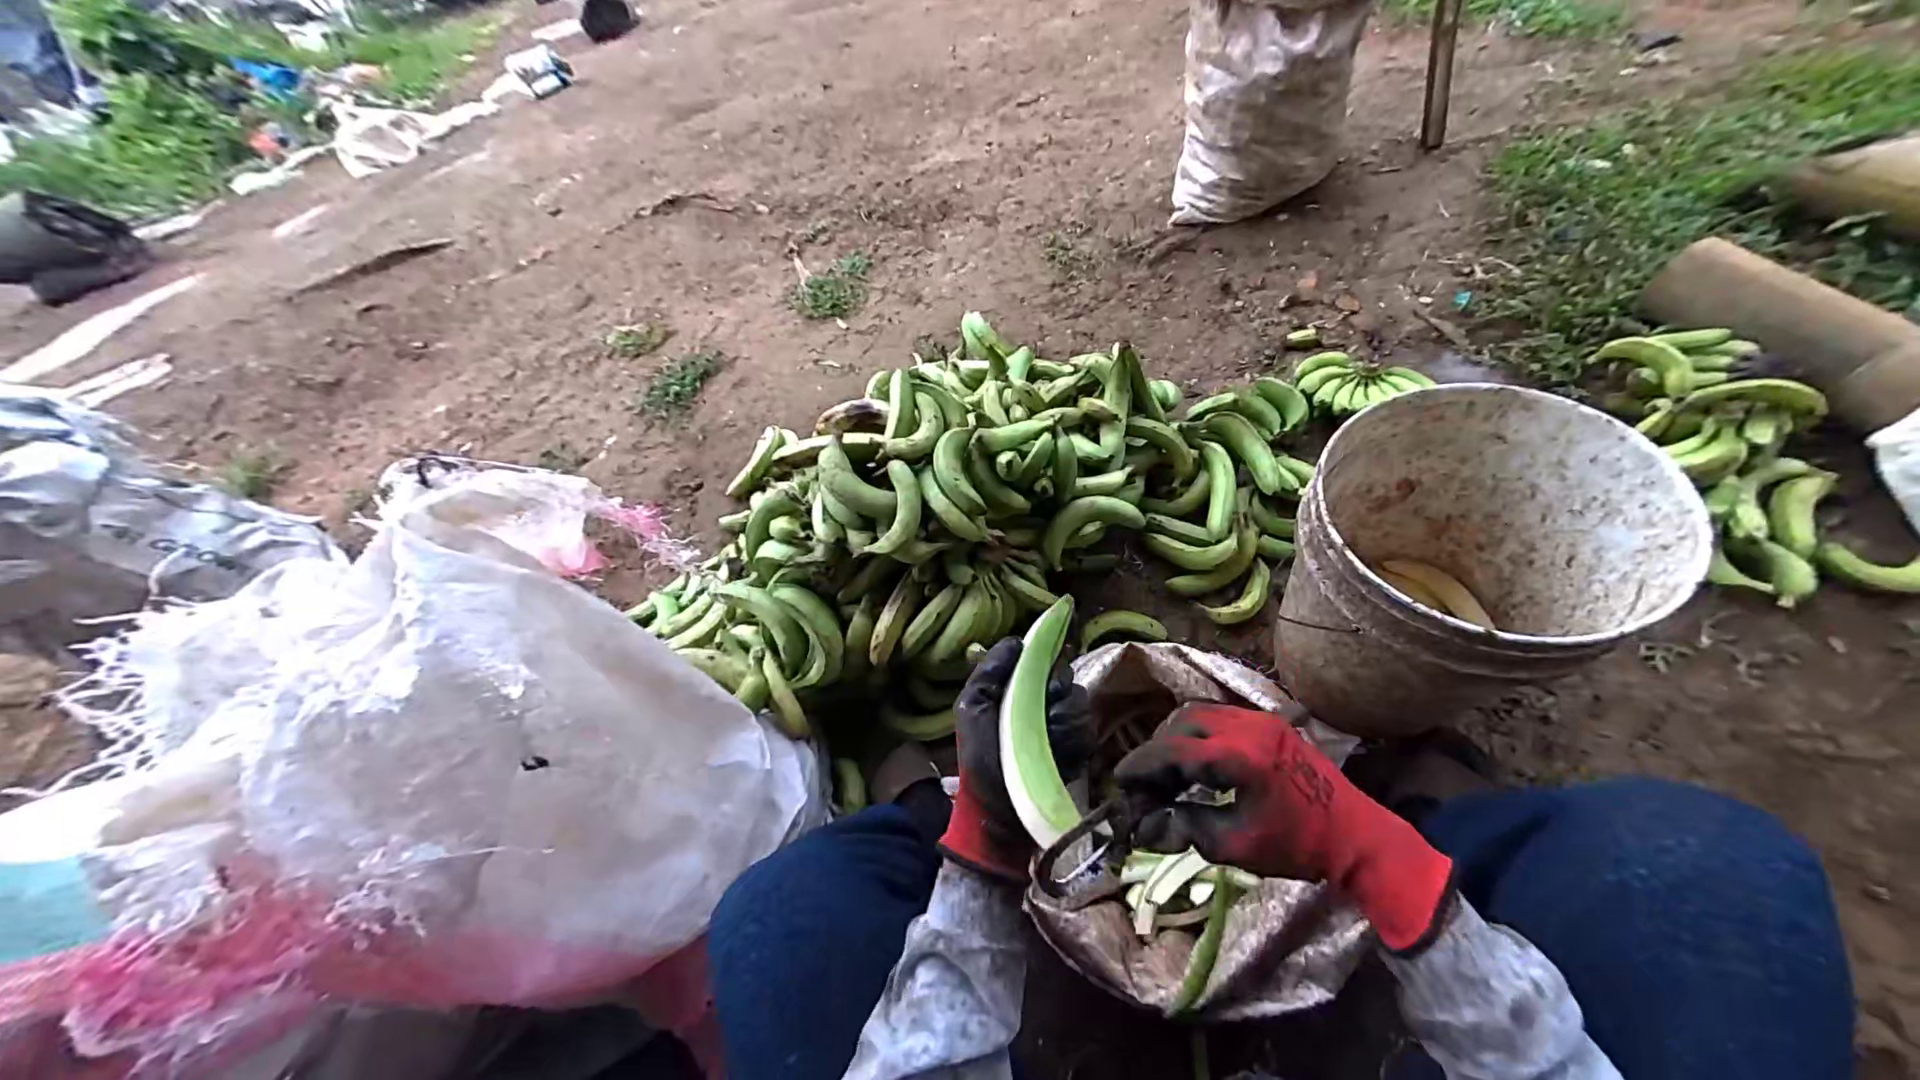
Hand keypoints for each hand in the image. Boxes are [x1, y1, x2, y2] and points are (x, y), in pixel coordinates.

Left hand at [937, 637, 1091, 883]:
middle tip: (1036, 715)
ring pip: (1078, 700)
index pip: (1042, 657)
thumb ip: (990, 672)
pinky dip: (1072, 739)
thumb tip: (1016, 640)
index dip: (1043, 661)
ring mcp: (1065, 723)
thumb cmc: (980, 757)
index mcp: (1016, 688)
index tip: (1038, 674)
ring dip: (1061, 719)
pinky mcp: (1081, 747)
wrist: (1000, 812)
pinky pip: (1087, 728)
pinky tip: (1057, 754)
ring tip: (1043, 740)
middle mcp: (1043, 700)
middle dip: (1052, 692)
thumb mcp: (973, 708)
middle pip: (1064, 675)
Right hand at [1114, 702, 1453, 952]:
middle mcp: (1247, 727)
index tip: (1120, 780)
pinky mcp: (1270, 723)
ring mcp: (1260, 720)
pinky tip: (1195, 760)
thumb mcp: (1236, 845)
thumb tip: (1143, 826)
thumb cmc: (1298, 847)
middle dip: (1156, 750)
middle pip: (1181, 722)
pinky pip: (1220, 716)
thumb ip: (1185, 827)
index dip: (1141, 764)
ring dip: (1175, 737)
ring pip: (1199, 713)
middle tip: (1145, 783)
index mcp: (1239, 757)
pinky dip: (1197, 732)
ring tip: (1168, 771)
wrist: (1360, 837)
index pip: (1173, 750)